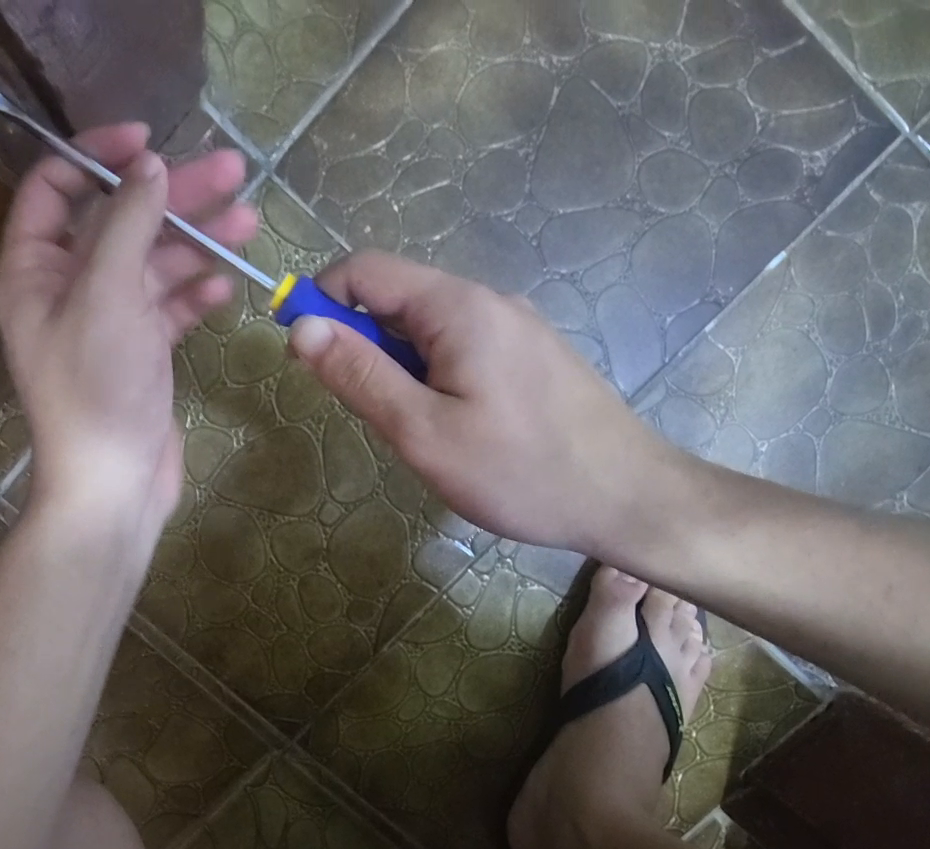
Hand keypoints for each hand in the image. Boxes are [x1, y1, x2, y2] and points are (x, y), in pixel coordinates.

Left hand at [0, 124, 257, 533]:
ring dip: (198, 241)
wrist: (113, 484)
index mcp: (33, 269)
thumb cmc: (95, 388)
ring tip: (250, 221)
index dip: (97, 156)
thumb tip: (152, 165)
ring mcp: (107, 320)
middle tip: (232, 172)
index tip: (151, 142)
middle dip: (173, 197)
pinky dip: (196, 293)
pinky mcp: (141, 351)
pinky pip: (170, 307)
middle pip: (118, 221)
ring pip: (153, 262)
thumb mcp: (106, 294)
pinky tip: (227, 285)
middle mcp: (66, 288)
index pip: (55, 188)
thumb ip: (126, 222)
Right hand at [285, 251, 685, 554]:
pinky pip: (459, 348)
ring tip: (415, 429)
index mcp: (458, 307)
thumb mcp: (423, 431)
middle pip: (396, 298)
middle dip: (361, 343)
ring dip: (396, 366)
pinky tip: (452, 426)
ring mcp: (514, 326)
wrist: (628, 498)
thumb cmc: (519, 470)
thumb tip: (301, 326)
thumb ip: (360, 375)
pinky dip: (432, 375)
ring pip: (426, 328)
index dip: (320, 301)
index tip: (303, 356)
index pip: (365, 269)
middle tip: (368, 411)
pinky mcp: (529, 355)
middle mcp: (487, 301)